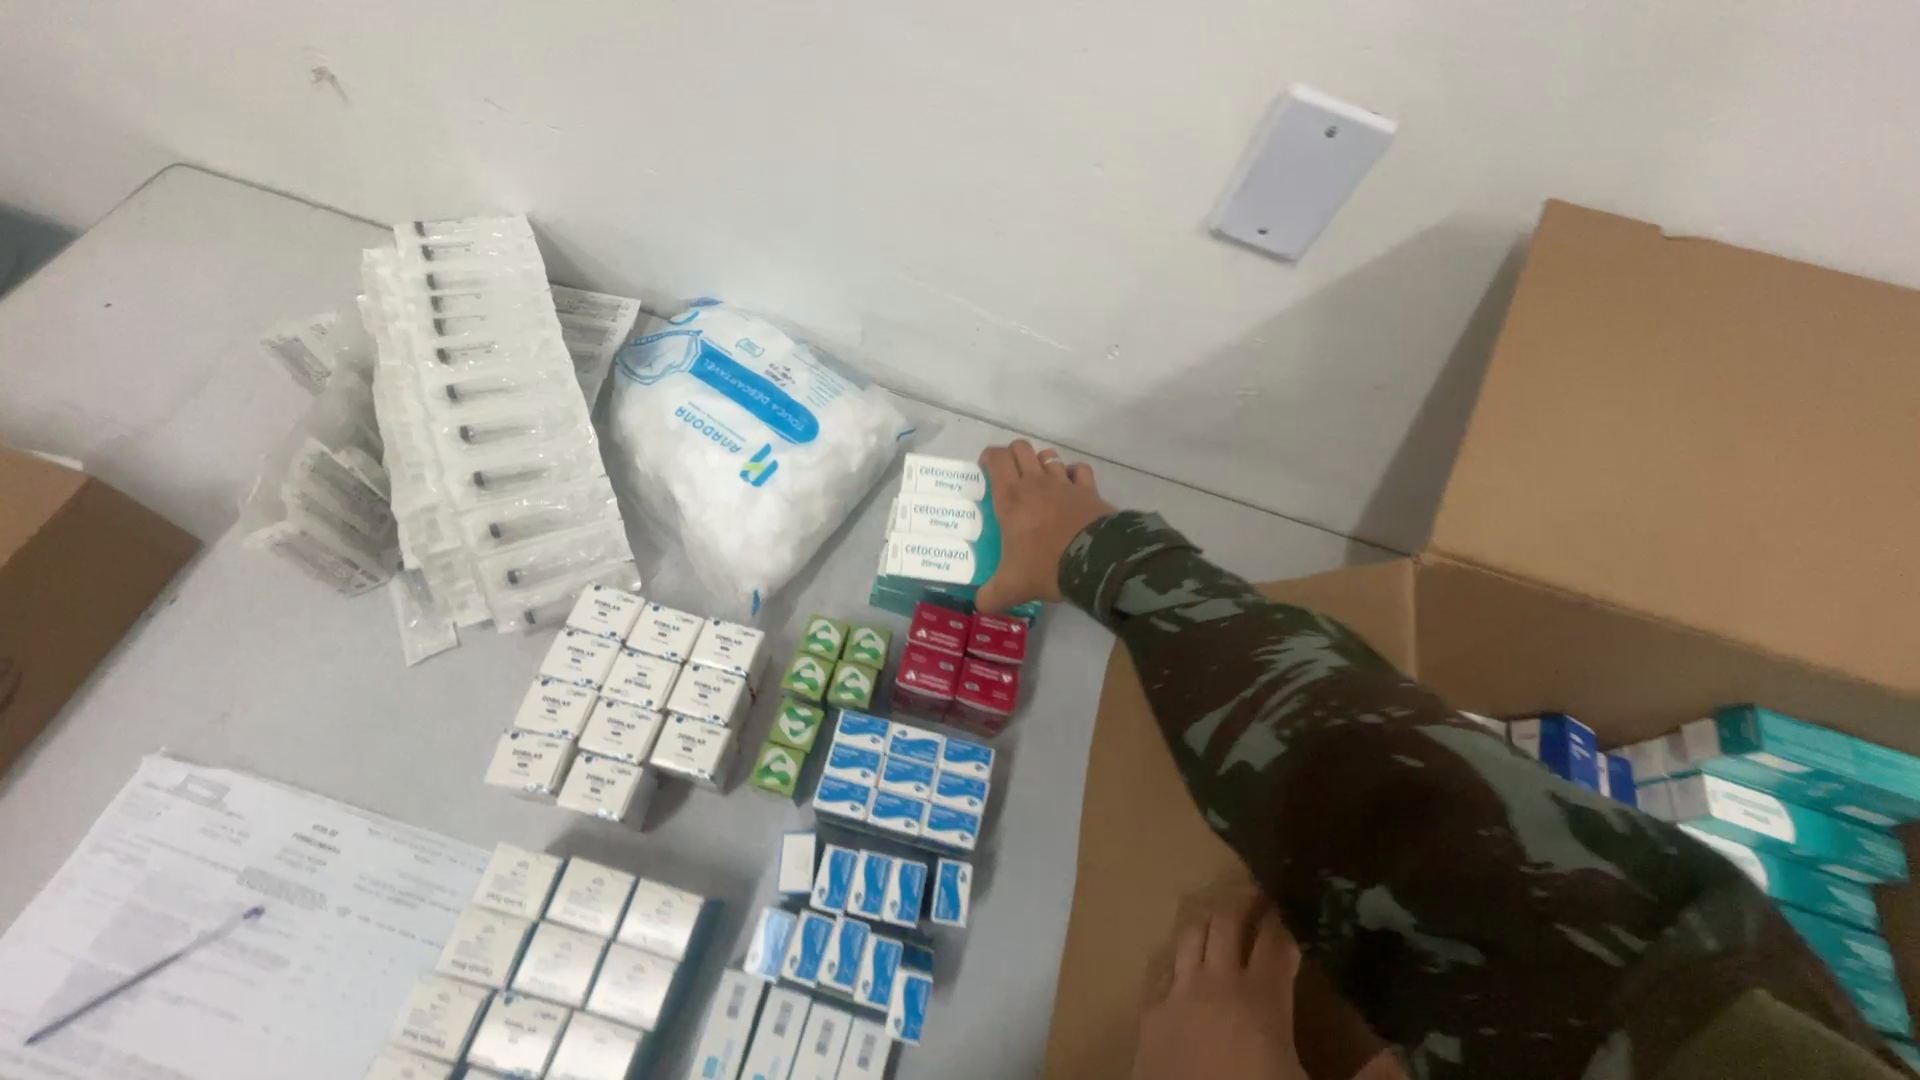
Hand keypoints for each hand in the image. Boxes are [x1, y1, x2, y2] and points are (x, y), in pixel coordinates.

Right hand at [976, 440, 1115, 612]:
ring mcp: (1065, 483)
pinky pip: (1079, 469)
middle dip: (1013, 455)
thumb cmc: (1046, 567)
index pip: (996, 459)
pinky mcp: (1089, 490)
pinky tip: (1071, 487)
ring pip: (1049, 455)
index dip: (988, 458)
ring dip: (1041, 463)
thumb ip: (991, 596)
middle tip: (1010, 476)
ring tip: (1039, 482)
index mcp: (1011, 498)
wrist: (1095, 562)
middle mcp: (1036, 483)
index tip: (986, 471)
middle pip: (1021, 448)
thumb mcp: (1012, 587)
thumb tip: (980, 605)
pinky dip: (1073, 473)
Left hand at [1132, 890, 1308, 1079]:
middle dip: (1246, 901)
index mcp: (1260, 1002)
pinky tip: (1190, 963)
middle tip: (1263, 891)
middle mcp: (1215, 985)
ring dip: (1211, 919)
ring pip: (1191, 935)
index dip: (1288, 918)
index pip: (1276, 941)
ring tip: (1227, 914)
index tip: (1298, 900)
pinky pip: (1166, 969)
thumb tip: (1400, 1058)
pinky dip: (1183, 955)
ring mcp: (1177, 997)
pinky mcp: (1149, 1018)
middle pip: (1227, 921)